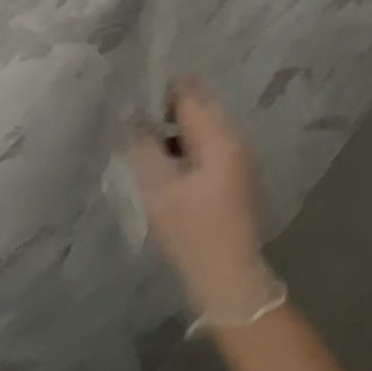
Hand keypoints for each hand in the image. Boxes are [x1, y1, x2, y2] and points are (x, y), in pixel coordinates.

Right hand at [130, 76, 273, 323]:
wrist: (229, 280)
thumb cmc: (192, 234)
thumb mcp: (158, 187)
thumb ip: (144, 143)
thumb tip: (134, 114)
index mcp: (219, 139)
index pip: (188, 93)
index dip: (159, 90)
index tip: (132, 97)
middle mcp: (235, 141)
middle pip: (200, 105)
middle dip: (167, 107)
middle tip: (135, 120)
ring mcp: (239, 158)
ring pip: (204, 125)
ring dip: (176, 127)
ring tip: (145, 140)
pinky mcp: (235, 175)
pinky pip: (209, 144)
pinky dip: (187, 144)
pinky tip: (166, 161)